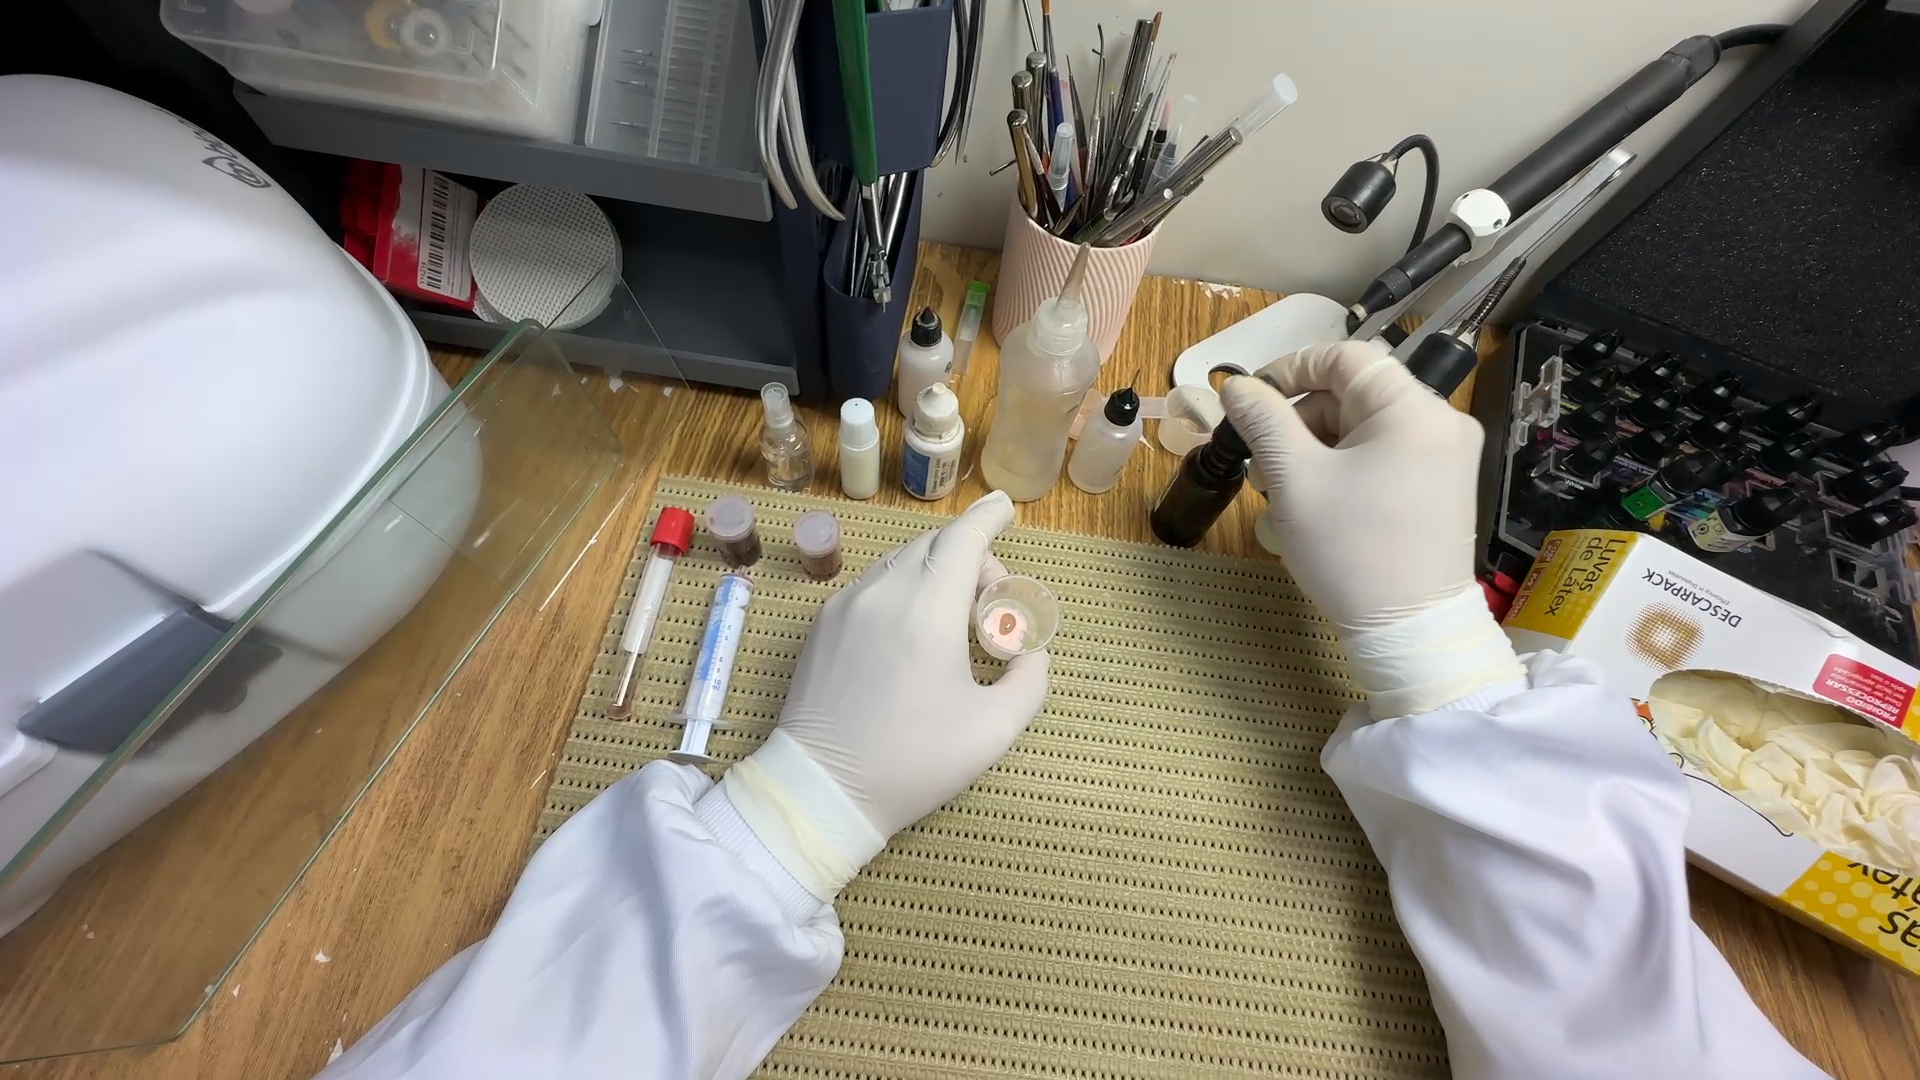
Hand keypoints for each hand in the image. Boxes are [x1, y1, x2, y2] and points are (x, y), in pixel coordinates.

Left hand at [719, 491, 1050, 896]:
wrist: (821, 789)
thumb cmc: (912, 762)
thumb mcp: (992, 730)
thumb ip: (1029, 680)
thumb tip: (1032, 652)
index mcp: (928, 611)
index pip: (963, 539)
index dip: (988, 518)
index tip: (1005, 507)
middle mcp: (884, 592)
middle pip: (935, 545)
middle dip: (970, 559)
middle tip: (989, 606)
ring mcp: (847, 603)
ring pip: (902, 561)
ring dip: (935, 573)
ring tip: (950, 623)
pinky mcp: (824, 622)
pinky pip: (874, 584)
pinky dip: (903, 589)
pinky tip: (908, 635)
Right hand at [1221, 339, 1481, 632]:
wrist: (1408, 629)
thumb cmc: (1349, 549)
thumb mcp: (1294, 479)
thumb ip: (1263, 422)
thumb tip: (1235, 386)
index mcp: (1412, 411)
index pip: (1345, 357)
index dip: (1289, 369)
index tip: (1249, 402)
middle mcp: (1439, 423)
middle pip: (1353, 392)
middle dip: (1298, 417)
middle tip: (1260, 458)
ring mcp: (1444, 456)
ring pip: (1363, 425)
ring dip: (1314, 443)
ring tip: (1283, 485)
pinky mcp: (1439, 485)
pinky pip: (1380, 453)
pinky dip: (1340, 463)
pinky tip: (1315, 496)